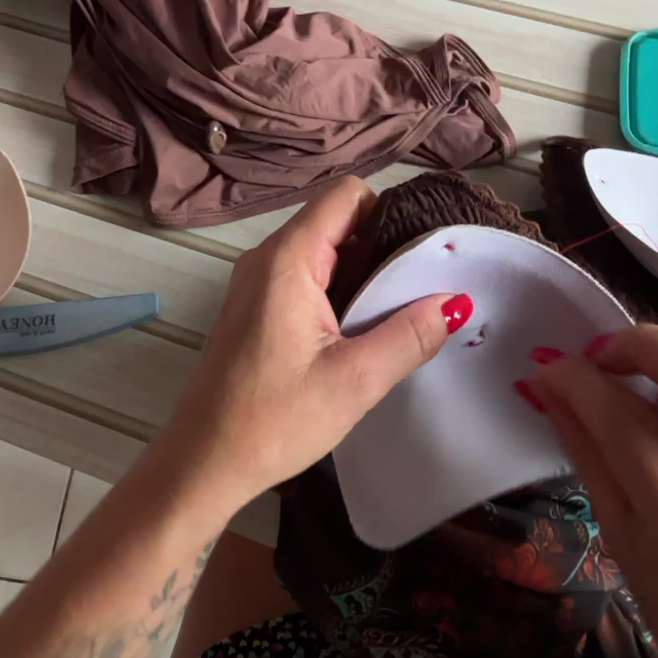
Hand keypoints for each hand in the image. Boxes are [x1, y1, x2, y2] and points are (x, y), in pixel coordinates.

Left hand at [156, 177, 470, 508]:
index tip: (419, 252)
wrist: (202, 462)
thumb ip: (409, 336)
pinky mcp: (255, 306)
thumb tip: (456, 302)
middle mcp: (267, 258)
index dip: (389, 211)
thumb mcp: (354, 382)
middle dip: (382, 244)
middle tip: (420, 288)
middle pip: (336, 219)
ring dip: (361, 271)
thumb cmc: (272, 421)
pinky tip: (357, 330)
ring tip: (395, 312)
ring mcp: (257, 281)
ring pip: (322, 249)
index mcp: (288, 260)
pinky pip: (305, 275)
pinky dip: (337, 289)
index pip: (346, 195)